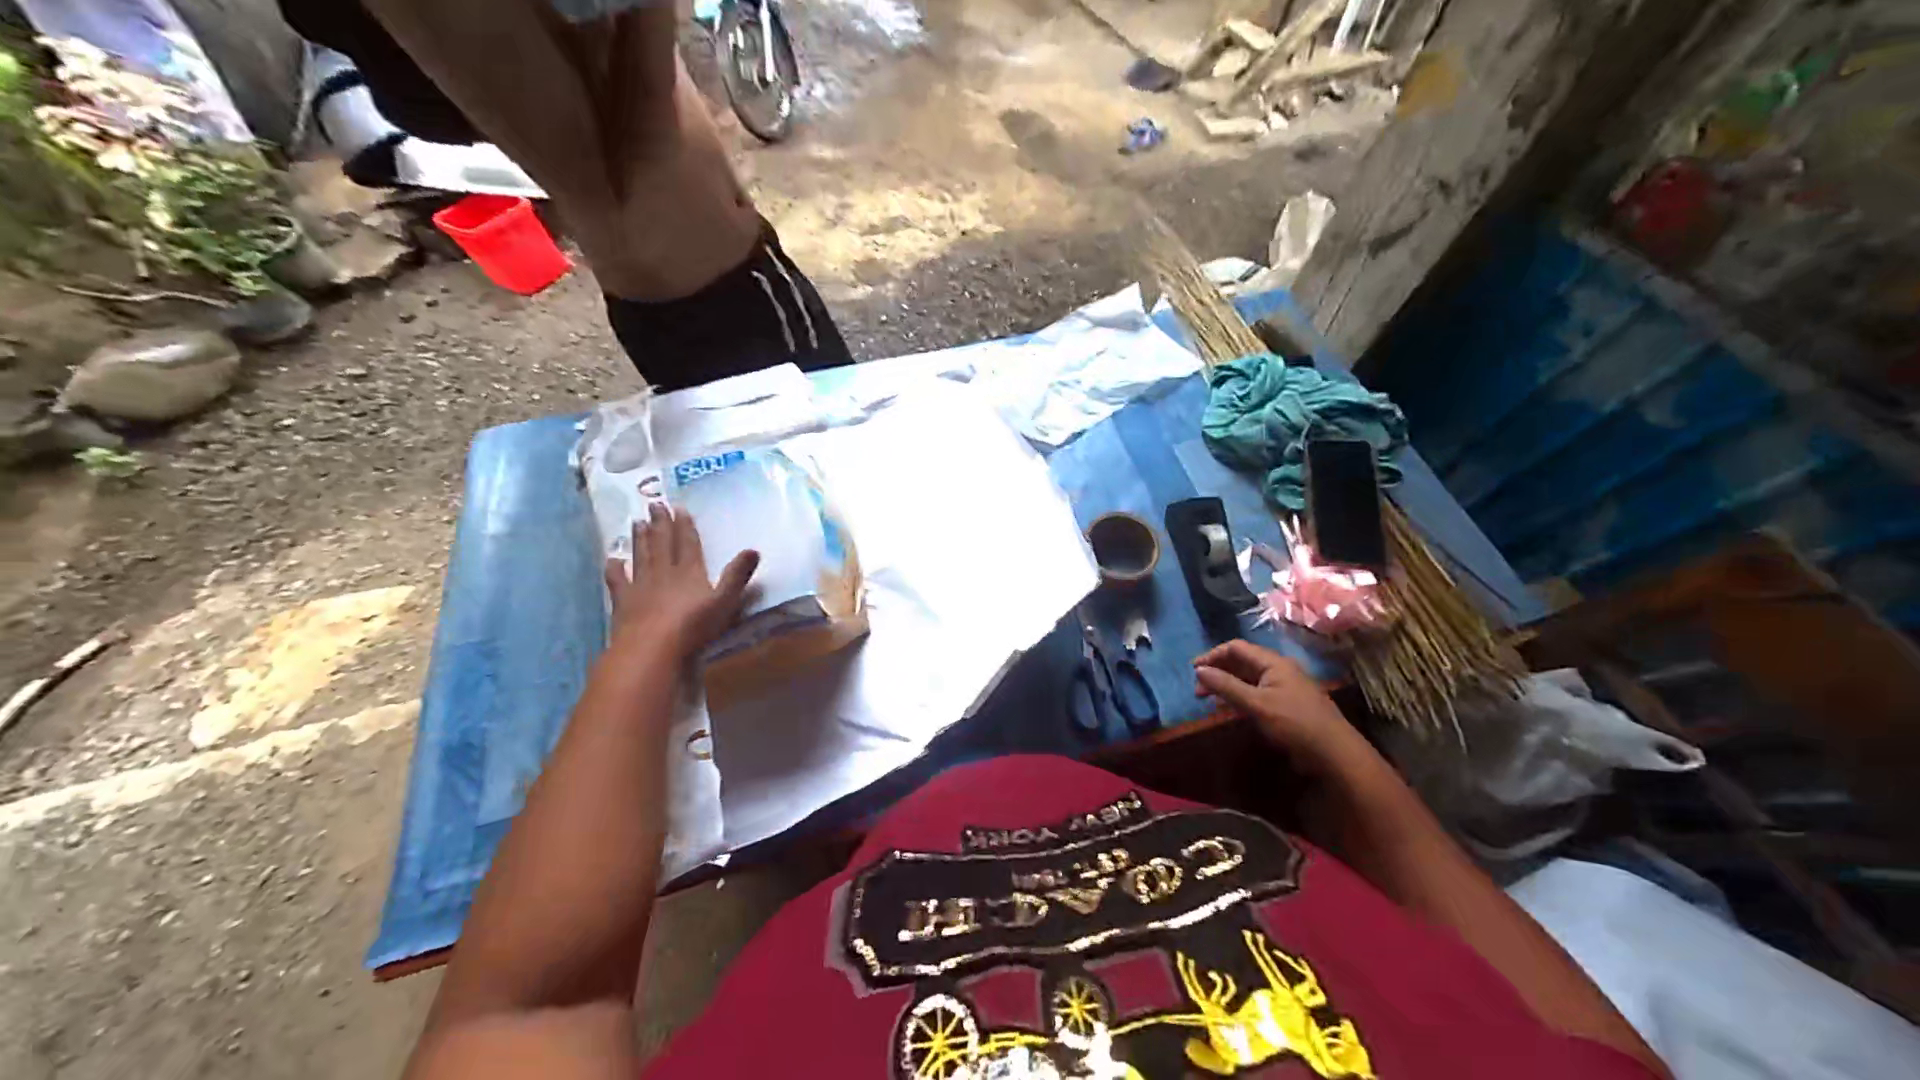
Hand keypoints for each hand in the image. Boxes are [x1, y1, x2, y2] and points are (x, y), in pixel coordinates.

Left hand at [605, 502, 759, 659]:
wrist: (652, 648)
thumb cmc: (694, 627)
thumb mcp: (725, 601)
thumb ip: (737, 576)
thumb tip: (754, 550)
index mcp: (690, 571)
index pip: (688, 543)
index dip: (685, 525)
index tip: (679, 508)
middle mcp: (664, 572)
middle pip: (662, 544)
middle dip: (660, 524)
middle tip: (654, 504)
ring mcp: (641, 586)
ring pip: (641, 556)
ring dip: (640, 539)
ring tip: (637, 523)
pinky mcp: (623, 602)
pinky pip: (618, 580)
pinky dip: (614, 568)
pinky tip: (612, 560)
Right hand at [1193, 640, 1369, 774]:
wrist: (1334, 753)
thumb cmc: (1294, 723)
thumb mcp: (1256, 704)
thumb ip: (1226, 686)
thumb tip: (1199, 670)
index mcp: (1273, 662)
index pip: (1236, 647)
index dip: (1212, 655)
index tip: (1193, 671)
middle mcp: (1279, 669)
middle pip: (1241, 661)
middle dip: (1217, 671)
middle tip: (1198, 690)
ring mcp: (1284, 687)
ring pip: (1248, 678)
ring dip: (1227, 685)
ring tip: (1209, 700)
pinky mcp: (1286, 704)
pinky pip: (1256, 692)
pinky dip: (1239, 696)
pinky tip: (1230, 708)